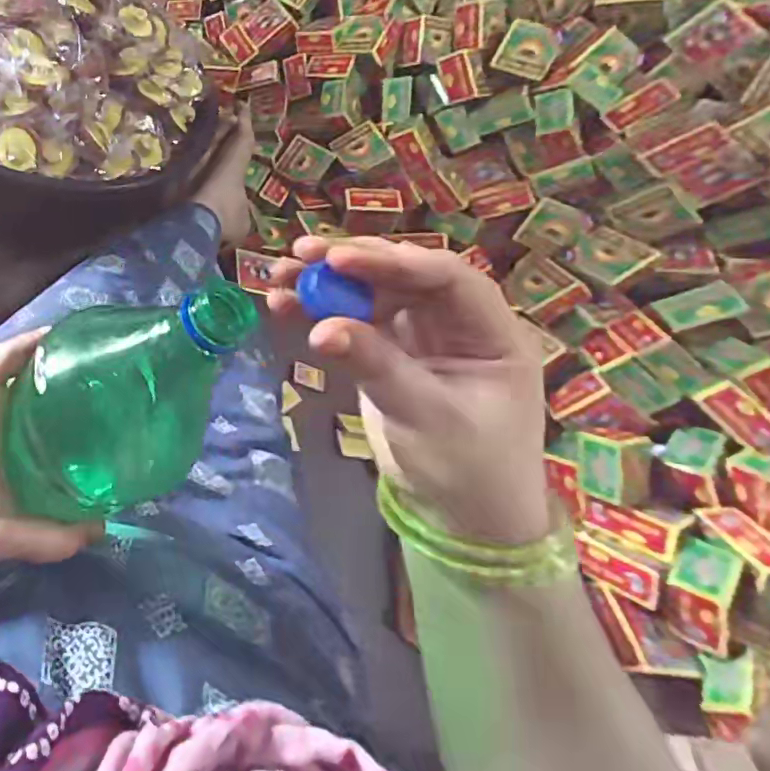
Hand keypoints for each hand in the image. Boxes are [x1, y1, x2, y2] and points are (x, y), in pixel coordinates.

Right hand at [269, 237, 550, 544]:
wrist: (463, 516)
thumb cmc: (467, 469)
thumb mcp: (424, 416)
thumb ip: (376, 366)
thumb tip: (321, 329)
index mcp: (489, 332)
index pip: (445, 278)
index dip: (392, 262)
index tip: (338, 260)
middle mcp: (454, 322)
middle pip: (401, 275)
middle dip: (350, 262)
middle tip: (300, 254)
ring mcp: (418, 334)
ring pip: (370, 292)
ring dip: (326, 282)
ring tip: (280, 275)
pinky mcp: (387, 350)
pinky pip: (351, 319)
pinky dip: (319, 311)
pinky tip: (284, 305)